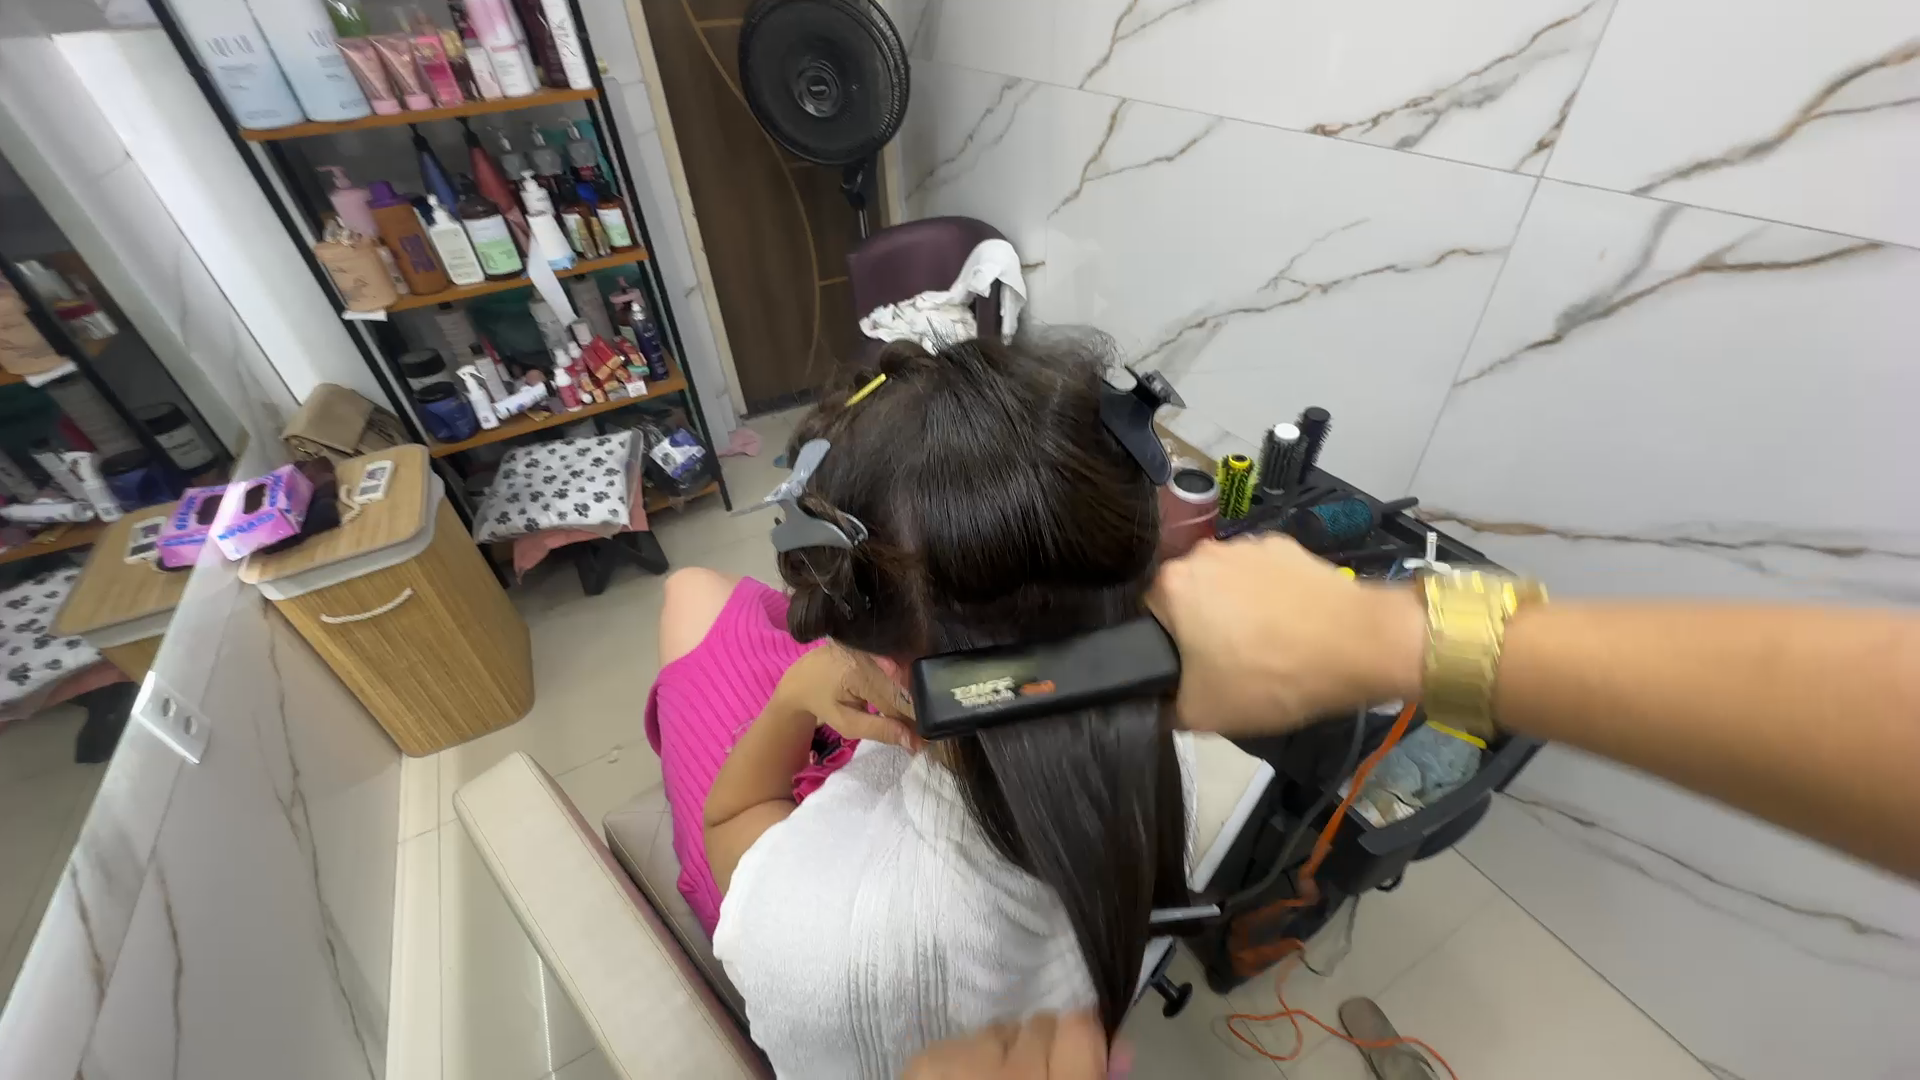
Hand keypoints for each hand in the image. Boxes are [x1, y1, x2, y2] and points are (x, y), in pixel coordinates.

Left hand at [774, 645, 921, 749]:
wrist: (804, 675)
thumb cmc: (822, 701)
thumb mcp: (846, 723)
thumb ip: (879, 730)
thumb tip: (914, 741)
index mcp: (862, 674)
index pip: (900, 701)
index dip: (915, 722)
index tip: (925, 742)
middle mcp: (875, 654)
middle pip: (907, 687)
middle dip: (916, 712)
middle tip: (919, 733)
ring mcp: (879, 646)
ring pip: (908, 677)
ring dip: (914, 698)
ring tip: (913, 719)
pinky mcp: (881, 645)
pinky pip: (902, 667)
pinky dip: (907, 685)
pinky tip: (906, 699)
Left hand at [903, 1012, 1112, 1079]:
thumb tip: (1117, 1050)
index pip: (1081, 1028)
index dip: (1082, 1041)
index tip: (1077, 1058)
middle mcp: (1016, 1075)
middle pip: (1042, 1025)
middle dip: (1042, 1053)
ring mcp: (967, 1064)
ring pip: (1002, 1030)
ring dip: (1003, 1057)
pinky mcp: (928, 1062)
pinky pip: (963, 1040)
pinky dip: (967, 1063)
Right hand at [1148, 535, 1425, 734]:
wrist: (1360, 647)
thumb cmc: (1271, 677)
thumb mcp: (1203, 714)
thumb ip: (1163, 707)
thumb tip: (1150, 701)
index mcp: (1170, 584)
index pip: (1150, 614)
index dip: (1170, 644)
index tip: (1195, 667)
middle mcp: (1200, 553)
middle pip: (1187, 592)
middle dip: (1201, 620)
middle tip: (1229, 658)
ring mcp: (1245, 544)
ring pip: (1224, 580)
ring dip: (1235, 604)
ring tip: (1267, 640)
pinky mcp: (1284, 545)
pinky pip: (1262, 571)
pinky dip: (1270, 591)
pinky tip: (1292, 620)